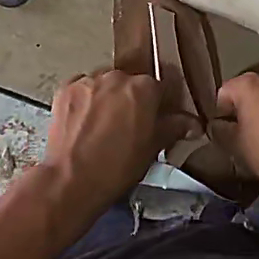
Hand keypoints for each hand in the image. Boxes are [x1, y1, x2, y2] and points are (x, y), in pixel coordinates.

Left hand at [39, 70, 184, 206]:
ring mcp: (88, 82)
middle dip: (133, 100)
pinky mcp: (65, 90)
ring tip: (105, 127)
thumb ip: (175, 128)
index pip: (162, 86)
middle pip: (132, 83)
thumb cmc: (116, 166)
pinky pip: (83, 89)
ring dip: (108, 98)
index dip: (162, 103)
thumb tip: (193, 124)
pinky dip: (86, 100)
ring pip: (106, 84)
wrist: (70, 180)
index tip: (159, 117)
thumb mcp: (153, 148)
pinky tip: (86, 123)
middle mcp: (117, 77)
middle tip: (131, 125)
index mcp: (145, 88)